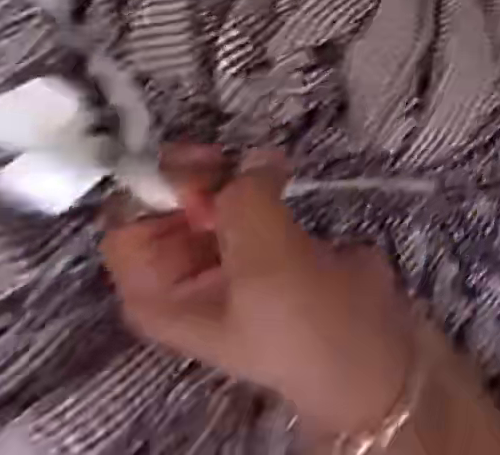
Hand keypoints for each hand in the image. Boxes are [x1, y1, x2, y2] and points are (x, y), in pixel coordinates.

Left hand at [99, 148, 416, 435]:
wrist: (370, 345)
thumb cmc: (305, 321)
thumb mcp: (266, 267)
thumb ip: (247, 205)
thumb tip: (254, 156)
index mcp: (158, 290)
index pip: (129, 221)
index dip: (158, 184)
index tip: (209, 157)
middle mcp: (184, 269)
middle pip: (170, 202)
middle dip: (202, 172)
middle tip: (240, 153)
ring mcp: (232, 253)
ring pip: (216, 196)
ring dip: (238, 171)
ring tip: (274, 163)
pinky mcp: (275, 239)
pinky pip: (255, 198)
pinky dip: (268, 177)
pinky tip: (288, 171)